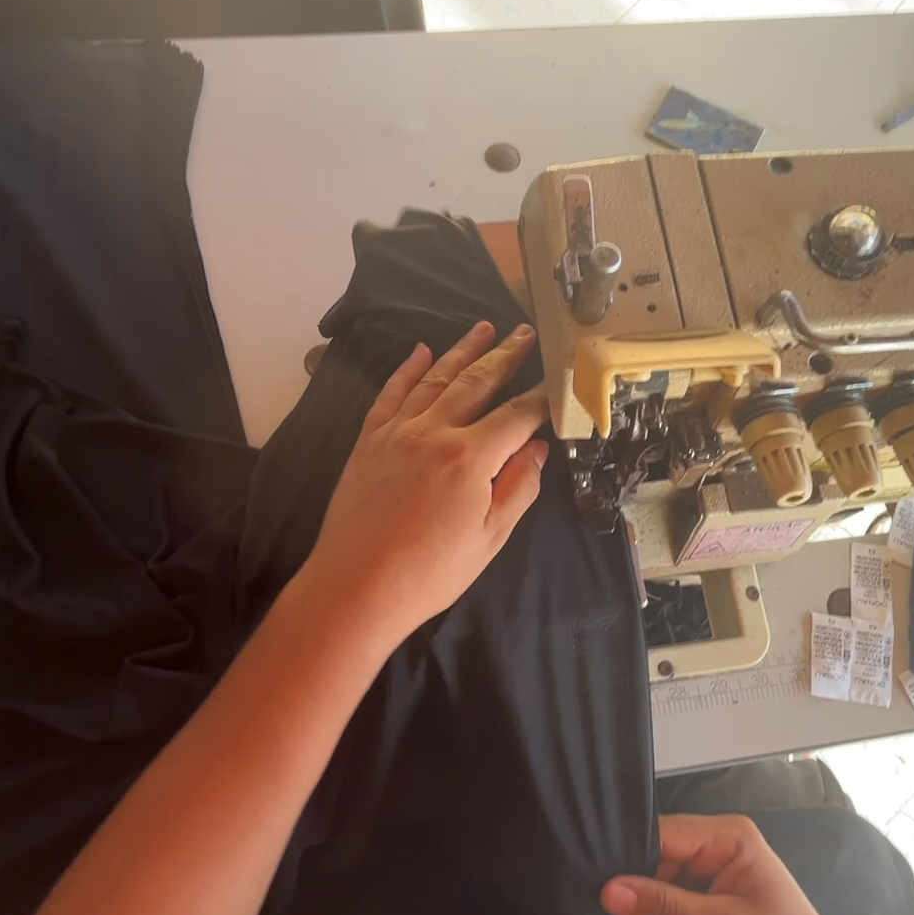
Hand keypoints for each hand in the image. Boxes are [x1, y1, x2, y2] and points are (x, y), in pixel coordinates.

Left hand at [299, 321, 549, 643]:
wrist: (356, 587)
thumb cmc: (430, 572)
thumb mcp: (490, 538)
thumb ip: (518, 487)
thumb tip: (537, 449)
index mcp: (469, 458)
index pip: (515, 415)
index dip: (540, 398)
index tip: (556, 381)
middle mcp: (433, 432)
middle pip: (476, 382)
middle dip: (505, 355)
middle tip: (524, 331)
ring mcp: (396, 432)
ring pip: (435, 378)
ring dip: (462, 350)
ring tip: (483, 328)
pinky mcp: (369, 440)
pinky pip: (391, 393)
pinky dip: (407, 369)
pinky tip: (420, 352)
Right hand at [601, 814, 895, 914]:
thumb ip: (665, 908)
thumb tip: (609, 890)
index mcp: (730, 835)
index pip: (664, 832)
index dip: (629, 854)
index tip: (594, 877)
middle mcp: (722, 841)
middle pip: (660, 848)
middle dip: (635, 874)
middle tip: (600, 900)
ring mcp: (719, 866)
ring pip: (663, 869)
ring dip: (645, 892)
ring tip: (615, 910)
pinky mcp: (715, 891)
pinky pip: (674, 887)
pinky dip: (658, 904)